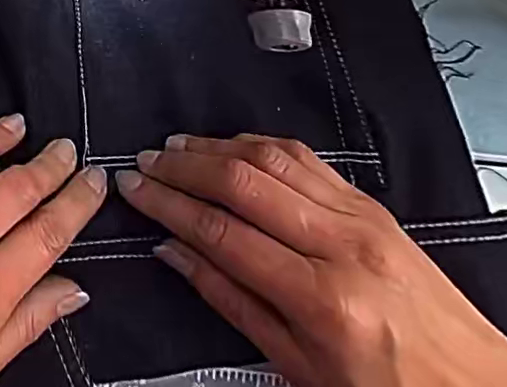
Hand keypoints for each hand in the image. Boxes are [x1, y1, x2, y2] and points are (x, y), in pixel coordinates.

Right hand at [116, 135, 506, 386]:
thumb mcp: (300, 370)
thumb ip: (232, 302)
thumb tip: (176, 253)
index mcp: (324, 301)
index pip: (224, 234)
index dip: (170, 207)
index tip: (137, 191)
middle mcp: (341, 244)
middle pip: (243, 183)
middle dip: (184, 166)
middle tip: (146, 161)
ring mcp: (358, 215)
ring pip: (271, 158)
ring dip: (216, 145)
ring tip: (176, 145)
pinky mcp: (369, 201)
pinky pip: (304, 158)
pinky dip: (258, 143)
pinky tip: (232, 143)